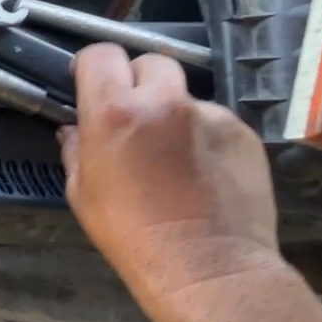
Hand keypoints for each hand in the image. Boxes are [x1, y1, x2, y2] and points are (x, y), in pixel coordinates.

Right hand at [57, 43, 286, 303]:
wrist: (206, 267)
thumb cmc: (129, 231)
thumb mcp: (80, 190)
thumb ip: (77, 148)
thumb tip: (77, 131)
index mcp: (114, 111)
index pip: (101, 54)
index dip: (92, 65)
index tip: (89, 83)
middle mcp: (163, 102)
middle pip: (150, 63)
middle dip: (137, 80)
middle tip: (132, 112)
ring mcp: (210, 115)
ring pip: (184, 94)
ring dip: (172, 110)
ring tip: (171, 151)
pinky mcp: (244, 134)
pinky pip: (213, 120)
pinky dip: (202, 135)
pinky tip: (200, 169)